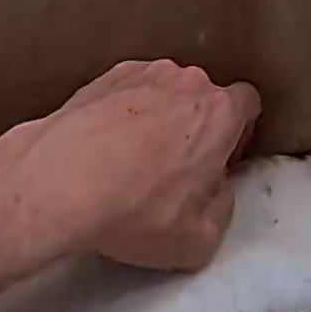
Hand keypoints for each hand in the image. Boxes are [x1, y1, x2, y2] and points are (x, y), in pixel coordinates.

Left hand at [0, 60, 259, 272]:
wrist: (62, 180)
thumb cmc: (133, 206)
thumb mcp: (199, 238)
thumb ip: (224, 207)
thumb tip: (216, 192)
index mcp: (221, 111)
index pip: (248, 102)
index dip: (239, 130)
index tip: (221, 156)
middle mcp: (191, 82)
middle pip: (205, 97)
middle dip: (195, 126)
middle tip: (172, 167)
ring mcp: (151, 73)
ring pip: (167, 91)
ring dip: (160, 115)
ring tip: (131, 157)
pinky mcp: (112, 75)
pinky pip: (131, 89)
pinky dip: (125, 109)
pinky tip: (105, 143)